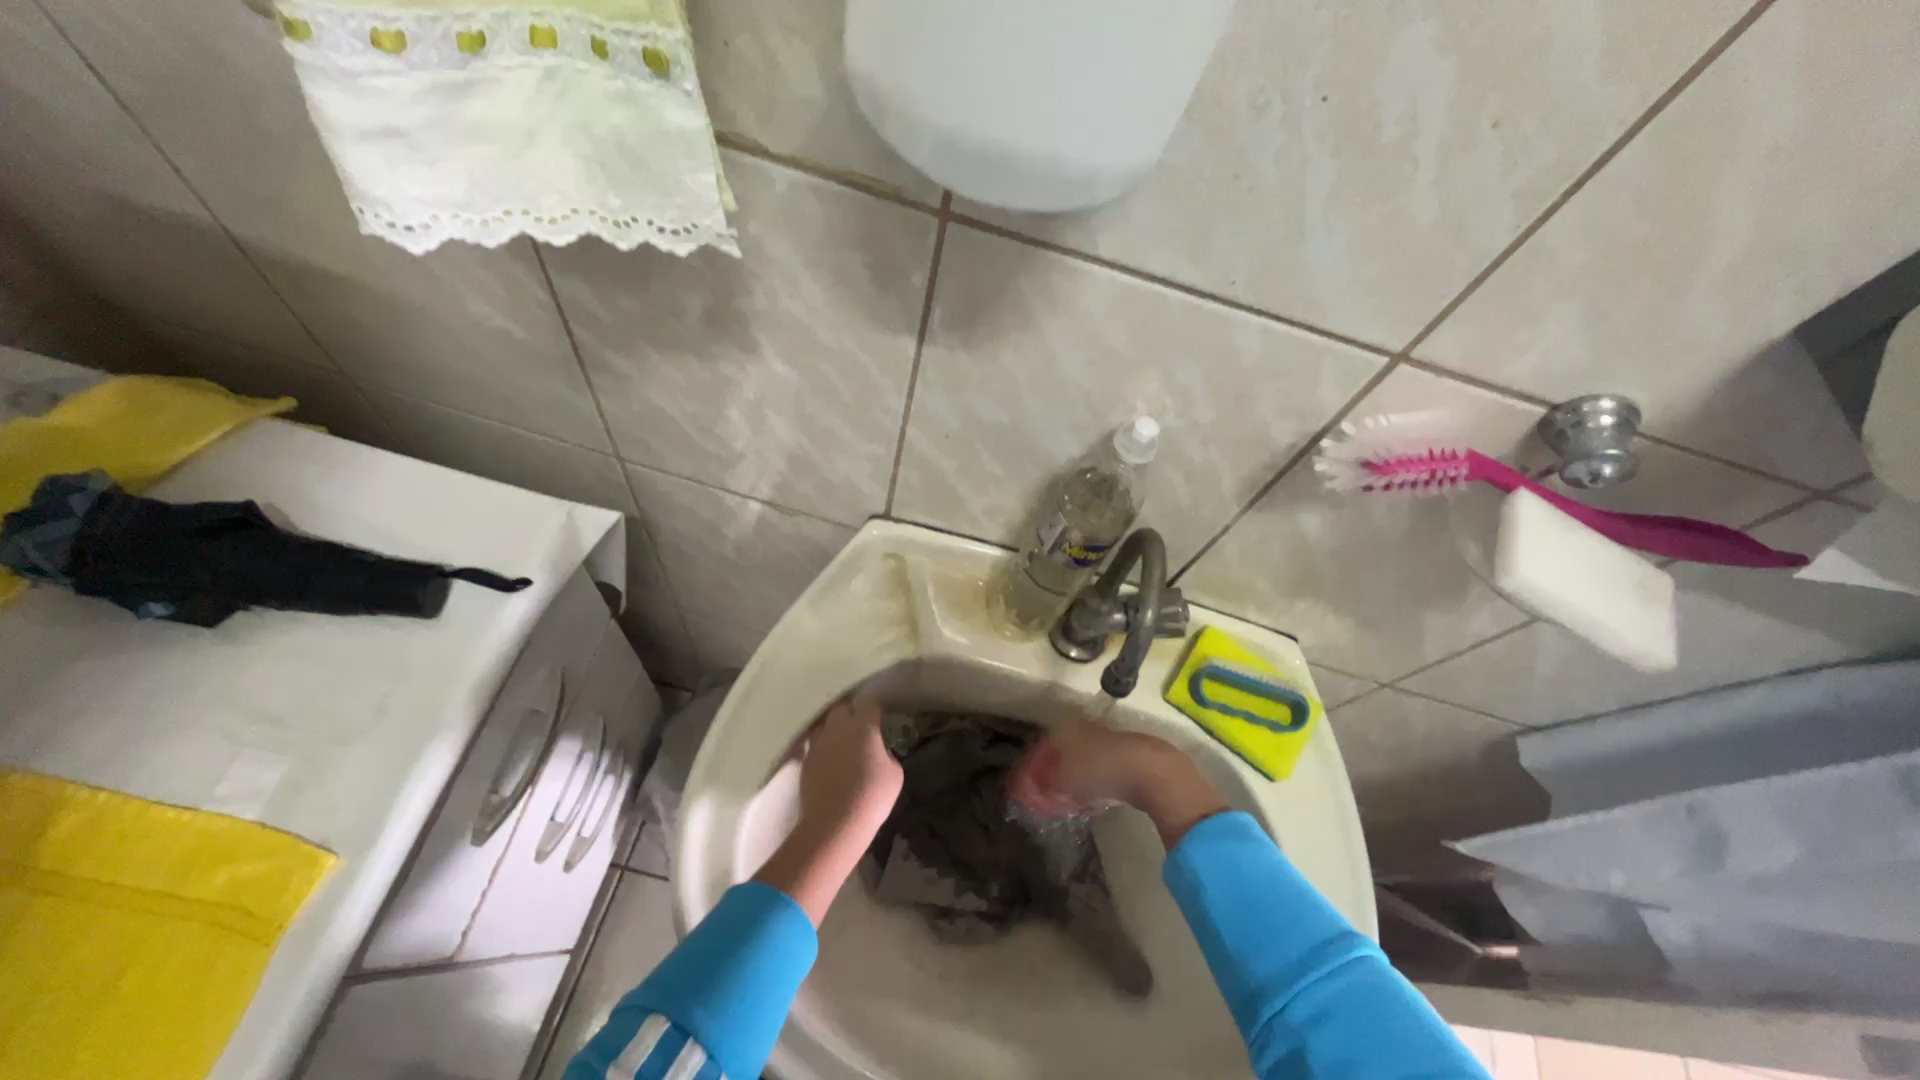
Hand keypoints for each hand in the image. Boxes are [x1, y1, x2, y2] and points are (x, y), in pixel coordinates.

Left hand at [754, 699, 902, 925]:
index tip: (881, 722)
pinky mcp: (804, 762)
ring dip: (834, 731)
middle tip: (861, 730)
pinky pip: (815, 747)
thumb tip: (877, 752)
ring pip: (825, 726)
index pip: (869, 705)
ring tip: (843, 745)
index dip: (875, 712)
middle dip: (851, 714)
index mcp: (862, 726)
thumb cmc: (872, 796)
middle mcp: (837, 728)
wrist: (835, 824)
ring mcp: (817, 744)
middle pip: (842, 709)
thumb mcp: (895, 773)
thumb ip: (886, 754)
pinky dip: (824, 750)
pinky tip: (830, 764)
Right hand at [1008, 716, 1229, 848]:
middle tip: (1053, 790)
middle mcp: (1094, 729)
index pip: (1050, 742)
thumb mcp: (1065, 780)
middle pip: (1071, 749)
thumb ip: (1046, 784)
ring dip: (1083, 776)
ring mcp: (1118, 742)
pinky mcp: (1139, 757)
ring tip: (1076, 798)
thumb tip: (1032, 789)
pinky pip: (1112, 770)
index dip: (1040, 762)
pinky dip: (1103, 782)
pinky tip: (1102, 798)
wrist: (1154, 773)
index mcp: (1074, 728)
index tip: (1034, 781)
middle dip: (1061, 768)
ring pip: (1093, 758)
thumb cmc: (1102, 770)